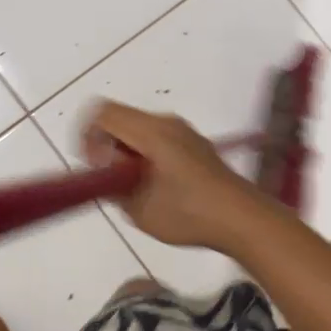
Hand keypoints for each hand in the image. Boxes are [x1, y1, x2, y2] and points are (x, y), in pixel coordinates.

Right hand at [81, 101, 266, 250]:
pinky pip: (156, 139)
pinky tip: (157, 189)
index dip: (88, 137)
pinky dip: (144, 157)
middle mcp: (167, 122)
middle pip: (120, 119)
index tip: (96, 169)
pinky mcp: (193, 144)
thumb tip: (103, 170)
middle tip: (114, 185)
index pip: (103, 113)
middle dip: (106, 149)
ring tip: (136, 192)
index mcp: (152, 131)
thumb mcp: (139, 208)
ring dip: (126, 155)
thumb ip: (111, 184)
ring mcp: (183, 131)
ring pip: (138, 130)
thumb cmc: (189, 213)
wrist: (242, 218)